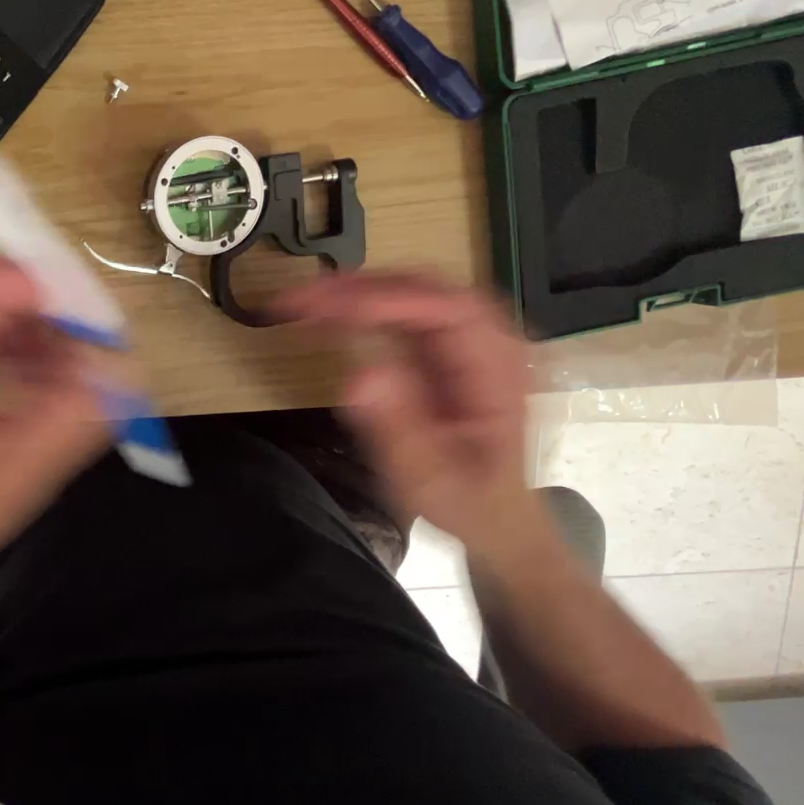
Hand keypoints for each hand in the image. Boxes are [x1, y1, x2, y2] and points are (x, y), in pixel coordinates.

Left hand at [0, 252, 111, 597]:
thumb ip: (73, 411)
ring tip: (63, 381)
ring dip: (34, 333)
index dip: (53, 289)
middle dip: (47, 315)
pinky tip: (35, 382)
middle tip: (89, 358)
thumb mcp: (13, 468)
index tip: (99, 328)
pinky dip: (14, 346)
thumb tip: (123, 361)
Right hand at [275, 273, 549, 560]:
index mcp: (500, 371)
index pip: (450, 312)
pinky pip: (402, 314)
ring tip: (304, 302)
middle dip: (363, 287)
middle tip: (303, 297)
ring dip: (357, 292)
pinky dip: (362, 308)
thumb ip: (399, 430)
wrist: (494, 517)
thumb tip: (360, 376)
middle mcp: (488, 344)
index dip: (390, 300)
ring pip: (412, 294)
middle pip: (428, 290)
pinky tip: (326, 315)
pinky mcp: (442, 351)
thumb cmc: (468, 504)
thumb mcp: (431, 480)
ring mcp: (466, 344)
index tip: (334, 307)